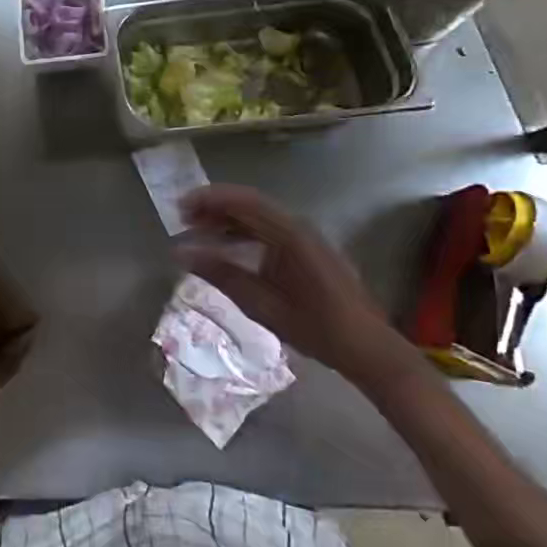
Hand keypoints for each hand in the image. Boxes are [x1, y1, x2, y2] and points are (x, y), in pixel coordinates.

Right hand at [174, 184, 402, 377]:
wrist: (365, 346)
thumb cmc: (316, 328)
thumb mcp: (262, 305)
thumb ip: (221, 275)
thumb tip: (181, 253)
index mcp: (290, 234)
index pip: (243, 202)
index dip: (209, 199)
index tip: (180, 209)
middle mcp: (298, 226)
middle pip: (249, 204)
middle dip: (213, 208)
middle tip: (182, 222)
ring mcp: (304, 235)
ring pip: (258, 216)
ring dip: (227, 220)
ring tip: (197, 234)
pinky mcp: (306, 248)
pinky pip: (268, 229)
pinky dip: (243, 232)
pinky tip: (226, 248)